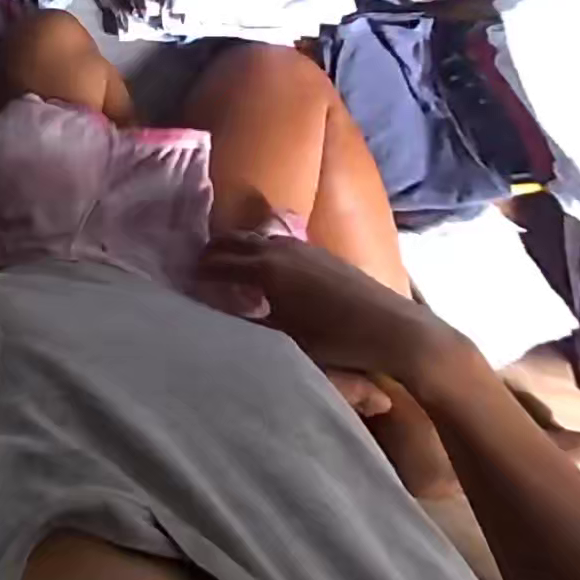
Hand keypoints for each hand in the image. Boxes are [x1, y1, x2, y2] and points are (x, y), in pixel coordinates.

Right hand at [200, 232, 474, 389]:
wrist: (395, 329)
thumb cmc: (337, 341)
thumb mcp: (286, 339)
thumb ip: (249, 322)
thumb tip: (222, 313)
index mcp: (266, 270)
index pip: (219, 263)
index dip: (200, 271)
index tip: (185, 279)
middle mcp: (279, 249)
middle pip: (233, 241)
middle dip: (213, 252)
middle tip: (197, 266)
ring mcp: (300, 246)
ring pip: (255, 238)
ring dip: (236, 248)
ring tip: (226, 264)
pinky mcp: (318, 251)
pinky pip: (275, 241)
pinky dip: (258, 249)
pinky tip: (264, 267)